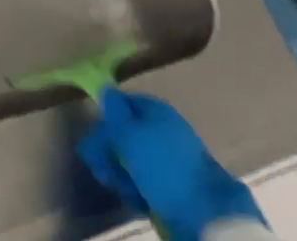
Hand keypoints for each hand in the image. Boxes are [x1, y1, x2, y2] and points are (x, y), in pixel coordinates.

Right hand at [78, 89, 262, 240]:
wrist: (202, 210)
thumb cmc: (162, 165)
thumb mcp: (131, 136)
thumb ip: (115, 113)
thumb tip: (104, 87)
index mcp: (155, 110)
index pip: (122, 103)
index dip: (105, 118)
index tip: (93, 138)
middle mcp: (162, 128)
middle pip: (125, 132)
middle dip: (110, 150)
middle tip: (103, 169)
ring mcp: (168, 156)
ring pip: (132, 158)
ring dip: (121, 172)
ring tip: (122, 187)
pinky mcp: (171, 182)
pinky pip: (144, 178)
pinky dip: (136, 187)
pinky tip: (136, 198)